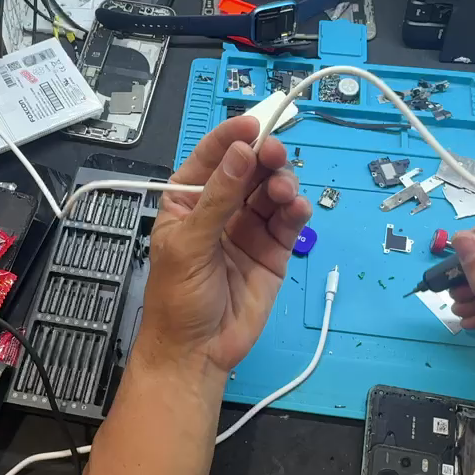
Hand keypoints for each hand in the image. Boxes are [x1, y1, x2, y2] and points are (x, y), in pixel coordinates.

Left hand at [134, 115, 309, 378]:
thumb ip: (218, 198)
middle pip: (248, 169)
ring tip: (284, 191)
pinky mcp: (273, 250)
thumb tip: (240, 152)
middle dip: (264, 157)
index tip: (252, 122)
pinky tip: (296, 208)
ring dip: (281, 183)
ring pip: (271, 191)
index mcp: (188, 200)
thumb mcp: (189, 243)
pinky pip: (287, 221)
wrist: (197, 351)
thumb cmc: (177, 297)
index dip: (231, 137)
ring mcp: (248, 228)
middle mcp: (221, 208)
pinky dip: (296, 210)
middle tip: (275, 153)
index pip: (211, 158)